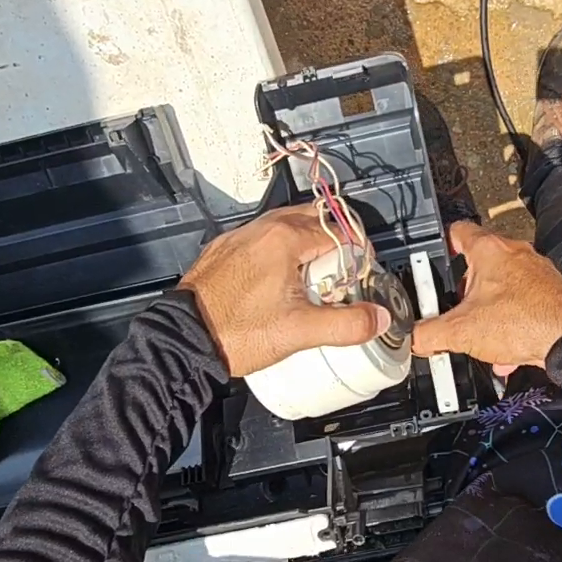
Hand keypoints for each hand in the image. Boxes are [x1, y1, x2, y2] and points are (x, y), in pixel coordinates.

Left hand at [179, 205, 392, 376]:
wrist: (183, 340)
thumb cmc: (234, 331)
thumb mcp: (300, 332)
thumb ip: (346, 324)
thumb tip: (377, 318)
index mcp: (284, 239)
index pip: (338, 232)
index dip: (358, 250)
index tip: (363, 269)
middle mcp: (260, 230)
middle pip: (312, 221)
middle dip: (334, 241)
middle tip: (344, 270)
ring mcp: (239, 239)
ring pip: (284, 227)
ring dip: (306, 244)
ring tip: (314, 276)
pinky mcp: (223, 252)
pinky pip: (260, 240)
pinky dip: (278, 251)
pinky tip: (280, 279)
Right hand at [412, 221, 561, 371]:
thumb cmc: (523, 323)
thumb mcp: (460, 332)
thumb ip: (428, 334)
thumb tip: (412, 337)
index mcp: (489, 250)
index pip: (457, 231)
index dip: (442, 243)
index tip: (435, 255)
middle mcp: (515, 253)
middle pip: (478, 263)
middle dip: (463, 289)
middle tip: (453, 309)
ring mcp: (535, 270)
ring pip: (500, 285)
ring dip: (486, 307)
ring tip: (479, 332)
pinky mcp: (550, 290)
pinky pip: (521, 301)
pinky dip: (509, 320)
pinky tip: (504, 348)